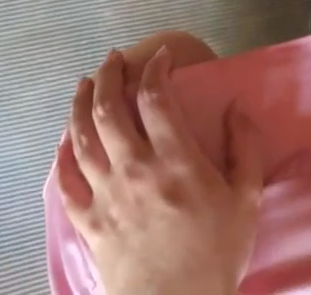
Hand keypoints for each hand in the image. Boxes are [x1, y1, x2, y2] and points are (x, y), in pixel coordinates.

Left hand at [59, 48, 262, 294]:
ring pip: (82, 138)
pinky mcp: (88, 222)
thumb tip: (236, 106)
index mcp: (175, 160)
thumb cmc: (216, 254)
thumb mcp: (247, 199)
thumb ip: (245, 147)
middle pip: (108, 109)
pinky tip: (65, 140)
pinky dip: (63, 156)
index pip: (155, 96)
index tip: (160, 57)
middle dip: (108, 76)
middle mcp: (134, 169)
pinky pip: (67, 182)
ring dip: (79, 104)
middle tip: (113, 59)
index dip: (154, 68)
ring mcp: (105, 196)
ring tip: (83, 84)